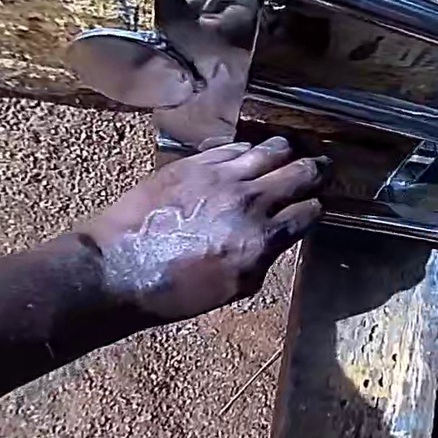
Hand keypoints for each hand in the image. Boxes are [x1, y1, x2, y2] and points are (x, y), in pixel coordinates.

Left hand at [78, 136, 326, 321]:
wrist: (115, 270)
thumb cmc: (177, 290)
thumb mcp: (237, 286)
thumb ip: (268, 255)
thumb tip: (282, 234)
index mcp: (262, 239)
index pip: (311, 210)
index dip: (316, 209)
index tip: (313, 209)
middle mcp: (250, 202)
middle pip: (302, 171)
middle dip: (318, 171)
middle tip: (321, 170)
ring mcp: (222, 177)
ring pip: (274, 148)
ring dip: (287, 154)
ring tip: (287, 157)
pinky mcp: (195, 163)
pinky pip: (236, 146)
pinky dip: (250, 151)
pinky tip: (248, 158)